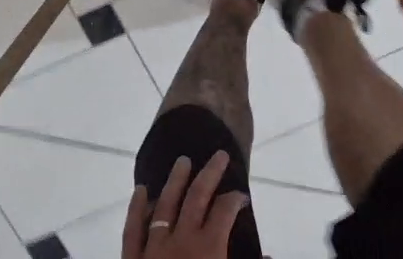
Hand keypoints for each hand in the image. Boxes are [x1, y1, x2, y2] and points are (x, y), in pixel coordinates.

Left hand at [122, 151, 246, 258]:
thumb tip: (270, 254)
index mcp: (210, 246)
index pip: (226, 210)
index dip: (236, 199)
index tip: (242, 196)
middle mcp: (182, 239)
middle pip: (197, 196)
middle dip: (210, 173)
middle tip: (219, 155)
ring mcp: (154, 248)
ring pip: (165, 204)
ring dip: (175, 181)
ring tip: (183, 161)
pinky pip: (132, 229)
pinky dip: (137, 208)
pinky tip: (141, 190)